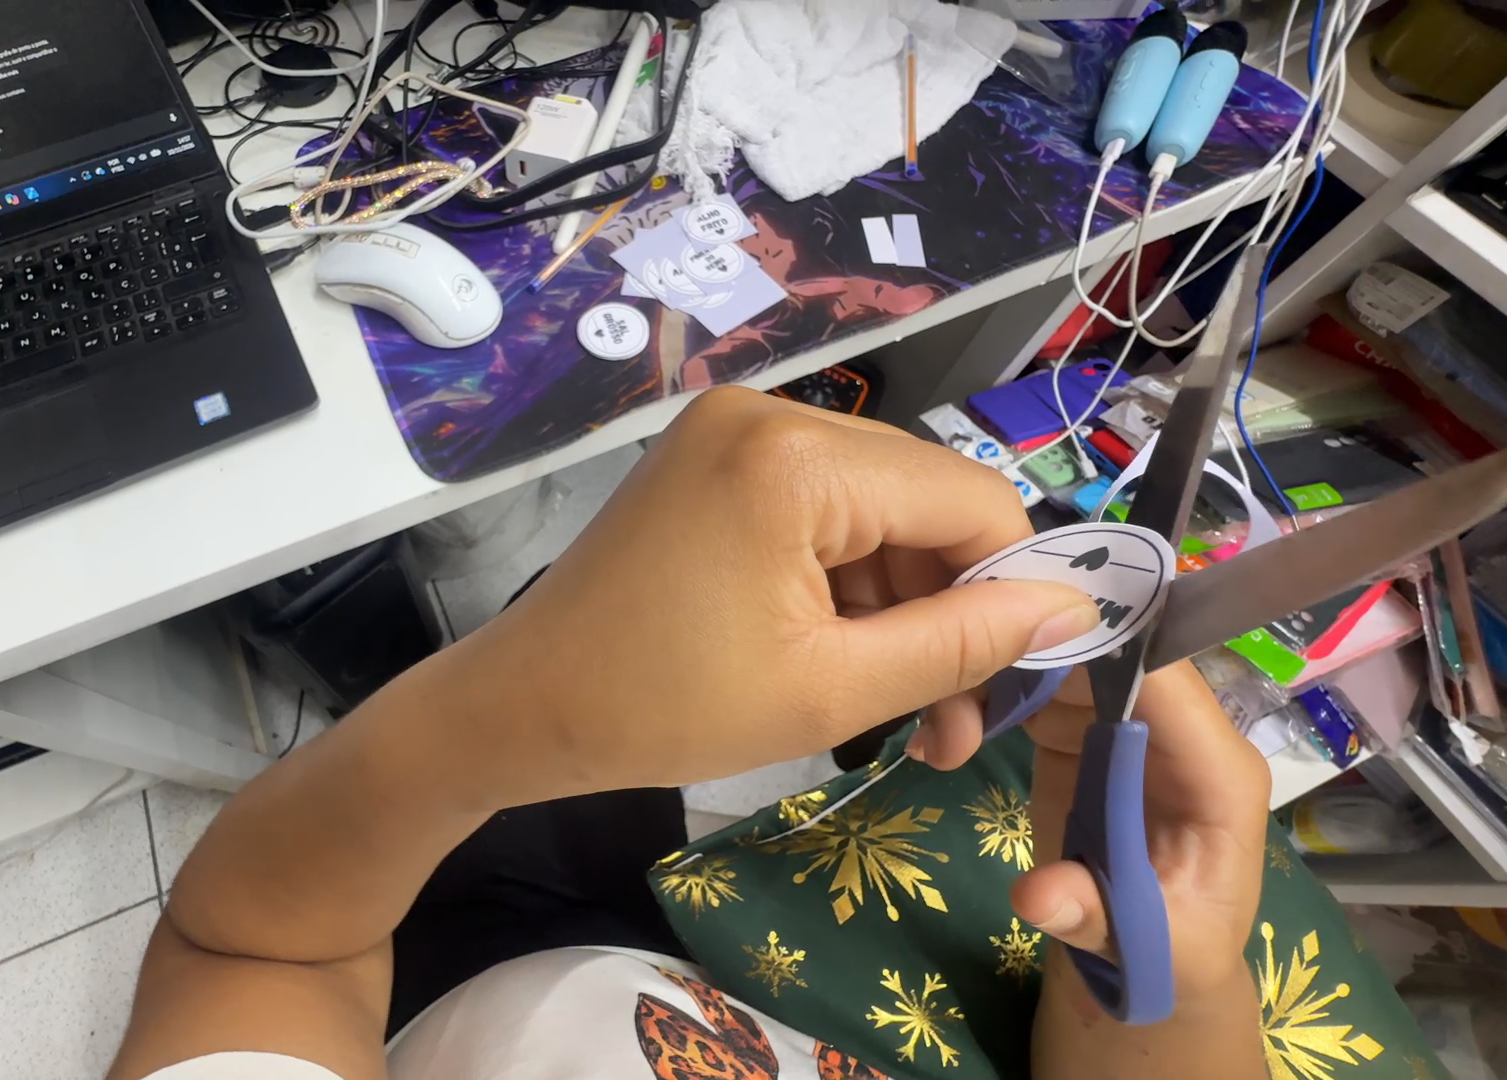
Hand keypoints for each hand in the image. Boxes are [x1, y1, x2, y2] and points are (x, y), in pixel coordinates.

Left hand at [430, 387, 1101, 805]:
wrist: (529, 701)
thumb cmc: (665, 707)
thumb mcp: (830, 689)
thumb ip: (961, 641)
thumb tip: (1071, 606)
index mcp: (795, 457)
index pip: (970, 498)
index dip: (1014, 585)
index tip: (1021, 672)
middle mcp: (764, 414)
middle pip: (916, 498)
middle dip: (947, 602)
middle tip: (953, 714)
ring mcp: (728, 431)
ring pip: (867, 508)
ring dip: (894, 600)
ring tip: (900, 703)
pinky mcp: (706, 460)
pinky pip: (811, 508)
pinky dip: (838, 576)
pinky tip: (840, 646)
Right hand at [925, 663, 1270, 1004]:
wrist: (1149, 944)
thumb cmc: (1172, 945)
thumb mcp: (1151, 947)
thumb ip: (1098, 918)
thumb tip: (1036, 896)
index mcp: (1211, 767)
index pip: (1159, 678)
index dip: (1091, 645)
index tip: (1006, 631)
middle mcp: (1169, 725)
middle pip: (1097, 648)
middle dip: (1018, 652)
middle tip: (945, 687)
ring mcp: (1118, 717)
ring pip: (1050, 654)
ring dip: (986, 673)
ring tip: (938, 728)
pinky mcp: (1075, 722)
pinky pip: (1024, 680)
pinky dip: (976, 691)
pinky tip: (939, 727)